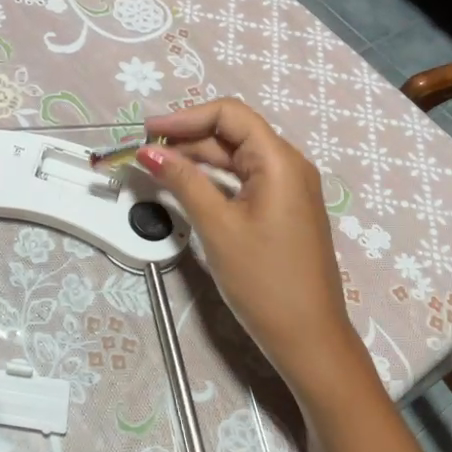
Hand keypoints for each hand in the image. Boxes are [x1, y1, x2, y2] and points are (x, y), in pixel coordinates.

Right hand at [138, 98, 360, 396]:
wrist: (308, 337)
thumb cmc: (264, 280)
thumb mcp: (217, 227)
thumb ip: (183, 182)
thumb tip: (149, 151)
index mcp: (280, 161)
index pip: (229, 114)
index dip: (185, 117)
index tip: (147, 131)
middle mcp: (288, 166)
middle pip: (232, 133)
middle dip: (186, 137)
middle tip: (143, 152)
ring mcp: (287, 189)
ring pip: (235, 158)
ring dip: (195, 158)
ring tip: (155, 166)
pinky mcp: (281, 211)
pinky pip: (242, 180)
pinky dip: (211, 179)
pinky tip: (183, 186)